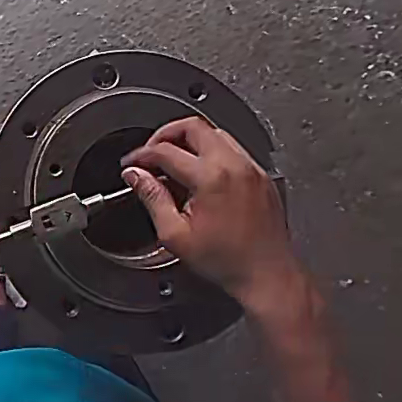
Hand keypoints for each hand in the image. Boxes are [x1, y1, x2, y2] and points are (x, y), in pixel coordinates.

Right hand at [120, 117, 306, 313]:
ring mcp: (251, 168)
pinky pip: (232, 148)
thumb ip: (152, 198)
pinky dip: (210, 151)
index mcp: (211, 177)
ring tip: (173, 162)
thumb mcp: (175, 234)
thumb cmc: (228, 261)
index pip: (166, 150)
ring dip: (189, 140)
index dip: (142, 155)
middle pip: (192, 126)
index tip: (132, 164)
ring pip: (214, 132)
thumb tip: (136, 176)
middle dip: (164, 135)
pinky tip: (199, 173)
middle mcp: (234, 165)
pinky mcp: (260, 175)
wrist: (268, 276)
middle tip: (151, 153)